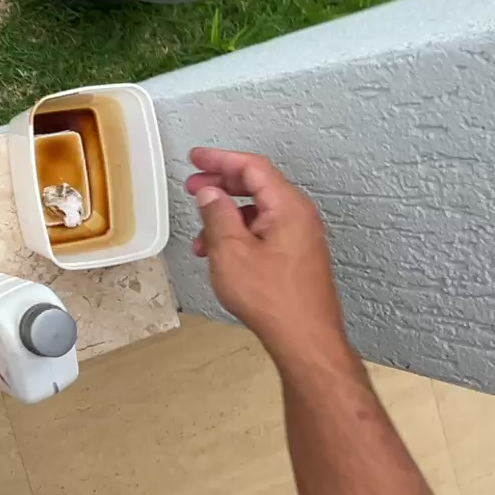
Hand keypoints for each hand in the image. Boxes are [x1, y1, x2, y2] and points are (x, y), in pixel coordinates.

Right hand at [184, 147, 346, 356]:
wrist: (303, 336)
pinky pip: (261, 229)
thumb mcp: (230, 250)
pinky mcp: (294, 254)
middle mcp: (298, 216)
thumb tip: (209, 193)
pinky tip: (217, 251)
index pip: (252, 167)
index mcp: (287, 207)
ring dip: (224, 214)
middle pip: (256, 185)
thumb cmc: (272, 297)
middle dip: (220, 184)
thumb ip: (217, 215)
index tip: (196, 158)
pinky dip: (236, 232)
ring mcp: (298, 236)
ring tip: (199, 233)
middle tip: (192, 185)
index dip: (220, 160)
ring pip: (255, 210)